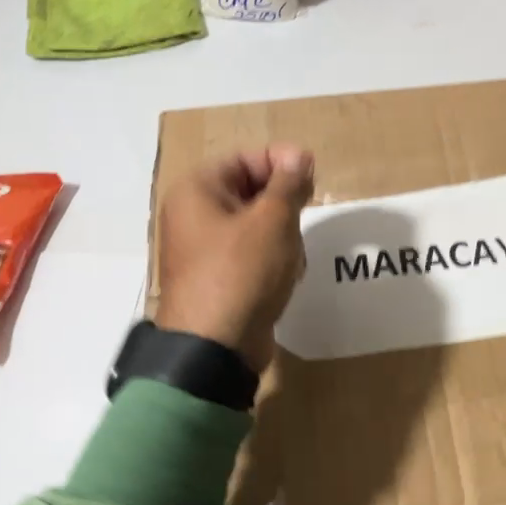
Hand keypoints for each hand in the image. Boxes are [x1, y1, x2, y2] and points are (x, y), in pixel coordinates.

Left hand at [155, 145, 315, 372]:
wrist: (215, 350)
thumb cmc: (242, 272)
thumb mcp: (273, 220)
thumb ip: (289, 183)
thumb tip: (299, 154)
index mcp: (196, 191)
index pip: (246, 158)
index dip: (282, 163)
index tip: (313, 178)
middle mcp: (192, 214)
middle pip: (251, 190)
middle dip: (283, 205)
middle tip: (303, 219)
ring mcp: (202, 249)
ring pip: (255, 224)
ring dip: (281, 235)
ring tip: (292, 256)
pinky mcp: (216, 277)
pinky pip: (250, 254)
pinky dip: (271, 259)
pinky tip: (286, 276)